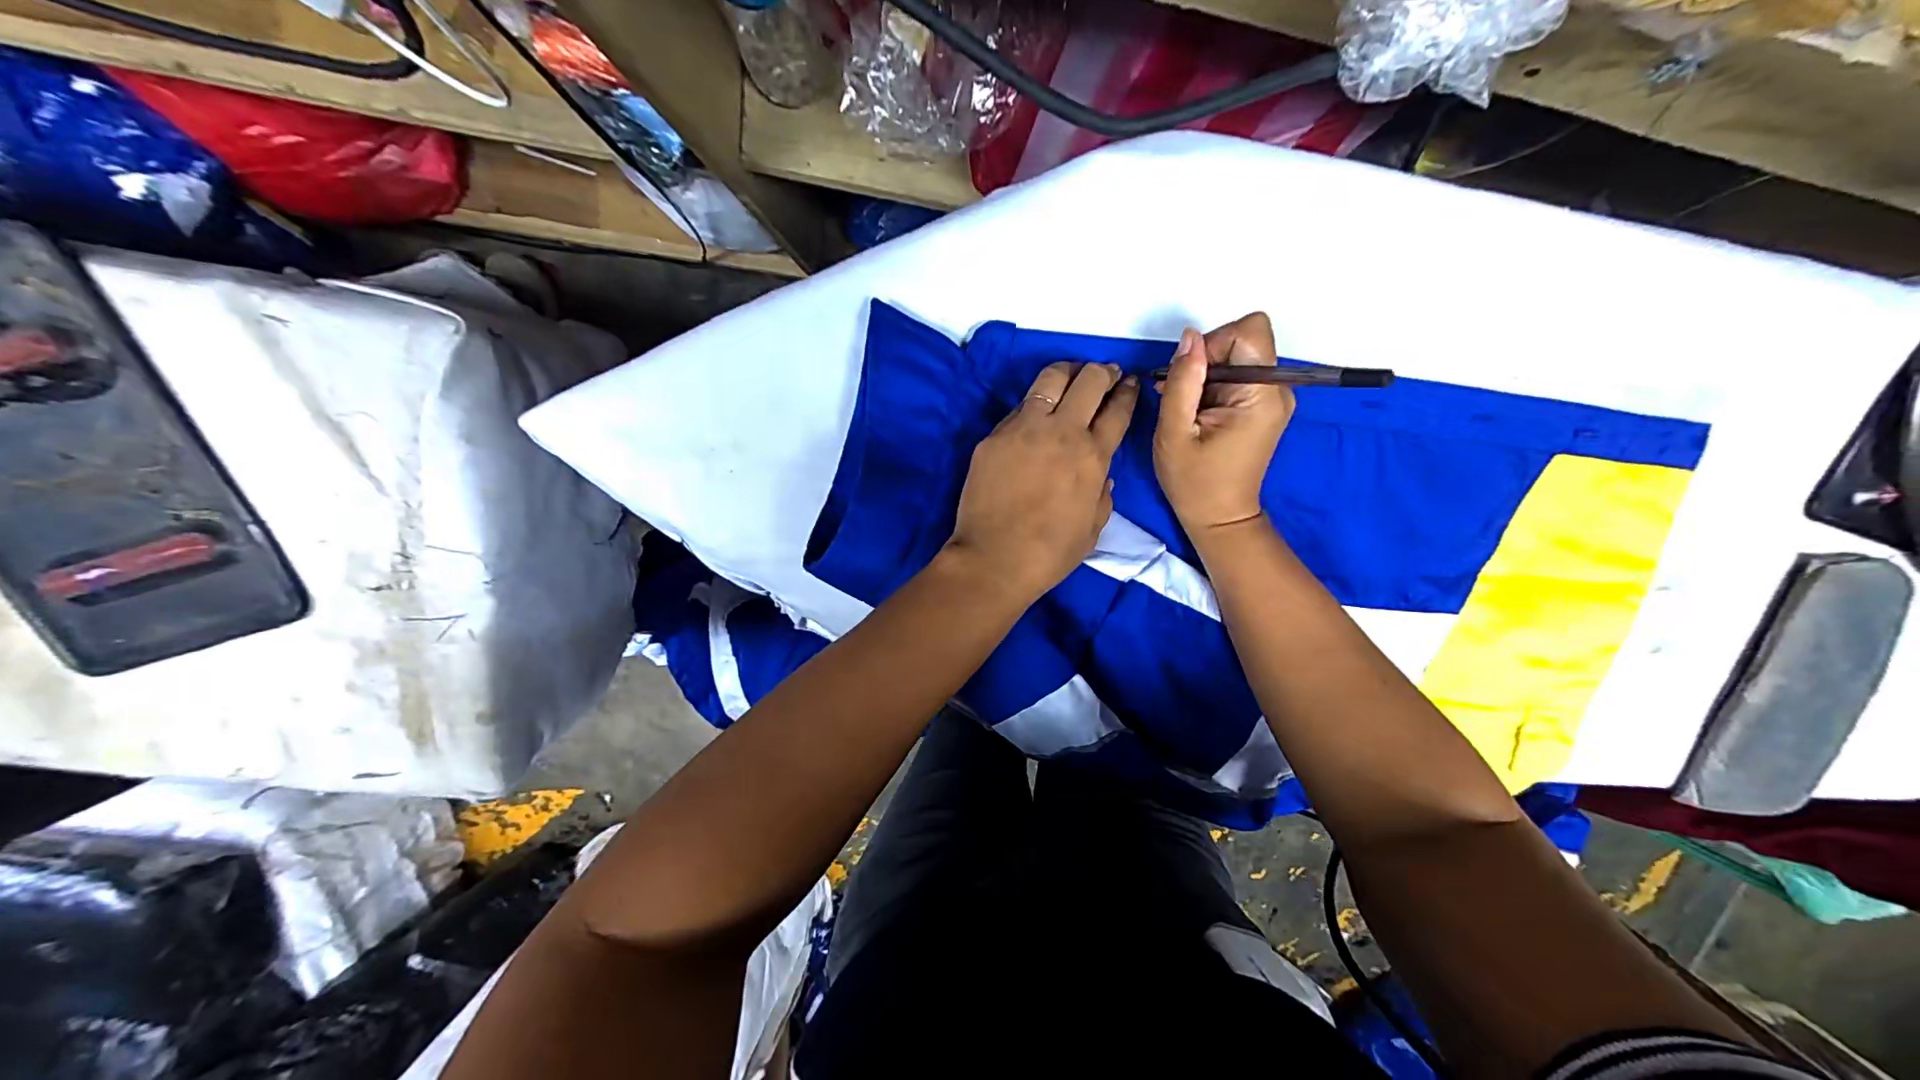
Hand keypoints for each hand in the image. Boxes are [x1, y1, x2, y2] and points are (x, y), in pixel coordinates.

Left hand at [946, 361, 1137, 602]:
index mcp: (1093, 456)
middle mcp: (1062, 432)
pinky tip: (1037, 413)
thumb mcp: (1093, 527)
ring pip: (1050, 379)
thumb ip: (1102, 494)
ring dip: (1067, 373)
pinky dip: (1035, 404)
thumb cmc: (1050, 553)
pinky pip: (1019, 408)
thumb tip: (1102, 475)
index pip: (1117, 410)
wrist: (994, 558)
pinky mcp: (994, 437)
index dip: (1127, 392)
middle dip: (1101, 372)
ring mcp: (1024, 430)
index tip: (1130, 384)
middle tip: (1104, 373)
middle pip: (1088, 381)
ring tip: (1071, 375)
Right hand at [1153, 313, 1294, 534]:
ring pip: (1237, 357)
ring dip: (1206, 375)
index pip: (1250, 331)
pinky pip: (1237, 376)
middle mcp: (1277, 390)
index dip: (1215, 342)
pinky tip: (1196, 413)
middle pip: (1243, 341)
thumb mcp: (1174, 431)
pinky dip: (1212, 386)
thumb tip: (1190, 337)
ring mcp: (1273, 398)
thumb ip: (1182, 381)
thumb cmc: (1194, 482)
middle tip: (1182, 396)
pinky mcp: (1263, 406)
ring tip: (1187, 409)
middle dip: (1206, 359)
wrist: (1219, 518)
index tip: (1192, 376)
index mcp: (1262, 395)